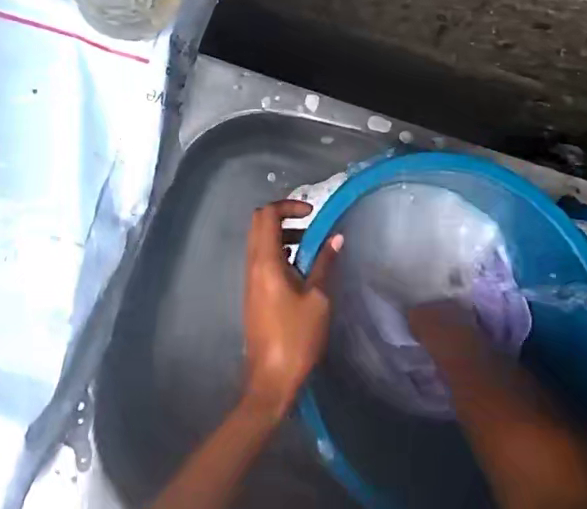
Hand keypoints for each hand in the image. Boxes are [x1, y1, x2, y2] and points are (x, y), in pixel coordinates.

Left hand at [241, 199, 341, 416]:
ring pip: (259, 241)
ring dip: (281, 234)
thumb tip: (336, 238)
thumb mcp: (318, 300)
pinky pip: (261, 258)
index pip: (267, 215)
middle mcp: (252, 265)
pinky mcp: (253, 293)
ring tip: (309, 246)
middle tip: (309, 223)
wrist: (270, 381)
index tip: (312, 213)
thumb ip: (324, 264)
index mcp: (265, 262)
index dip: (289, 206)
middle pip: (259, 223)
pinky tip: (299, 269)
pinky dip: (278, 252)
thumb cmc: (296, 339)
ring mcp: (250, 280)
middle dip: (283, 215)